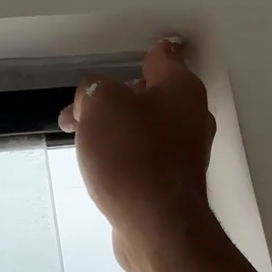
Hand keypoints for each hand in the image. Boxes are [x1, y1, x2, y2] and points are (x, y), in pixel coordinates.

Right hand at [59, 36, 219, 271]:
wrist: (156, 225)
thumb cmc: (131, 156)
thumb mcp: (100, 105)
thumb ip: (93, 90)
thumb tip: (94, 98)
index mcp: (181, 88)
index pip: (165, 56)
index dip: (153, 50)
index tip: (154, 46)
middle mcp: (191, 117)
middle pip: (151, 96)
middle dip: (114, 100)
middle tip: (79, 113)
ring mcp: (186, 153)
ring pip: (145, 128)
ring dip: (115, 130)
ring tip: (81, 142)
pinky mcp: (174, 183)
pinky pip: (145, 158)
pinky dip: (124, 156)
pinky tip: (102, 168)